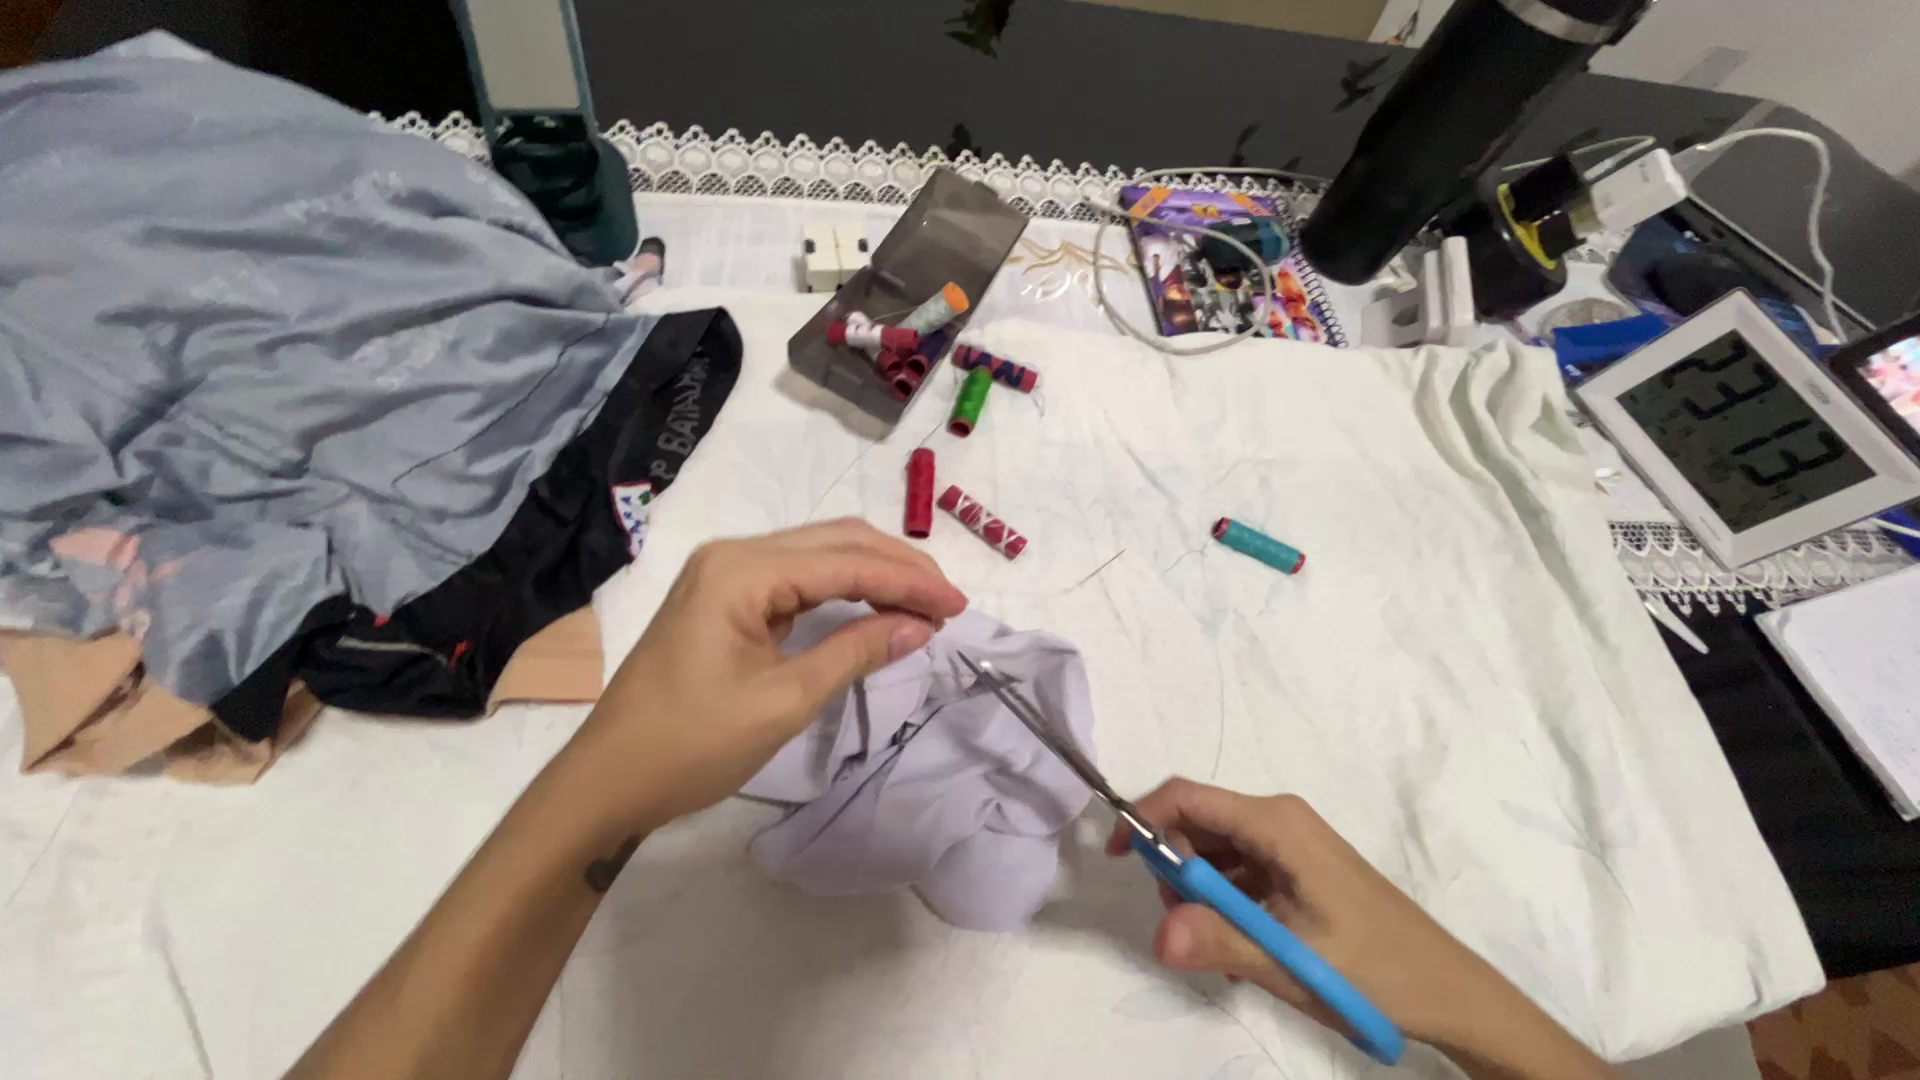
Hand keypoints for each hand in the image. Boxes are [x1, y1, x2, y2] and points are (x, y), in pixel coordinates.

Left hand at [575, 519, 967, 830]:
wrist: (609, 779)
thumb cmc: (692, 745)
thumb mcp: (784, 701)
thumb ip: (856, 652)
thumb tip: (920, 625)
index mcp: (741, 571)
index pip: (846, 562)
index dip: (908, 582)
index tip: (958, 606)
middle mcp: (734, 555)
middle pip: (836, 542)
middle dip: (898, 568)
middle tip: (948, 603)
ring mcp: (727, 573)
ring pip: (821, 555)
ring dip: (876, 575)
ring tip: (924, 605)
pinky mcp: (728, 597)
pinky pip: (800, 578)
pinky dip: (846, 591)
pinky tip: (876, 607)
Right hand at [1105, 779, 1575, 1063]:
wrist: (1452, 994)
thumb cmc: (1376, 969)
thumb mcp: (1292, 960)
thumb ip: (1220, 942)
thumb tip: (1155, 937)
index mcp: (1275, 822)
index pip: (1186, 796)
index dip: (1143, 819)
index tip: (1116, 859)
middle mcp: (1277, 818)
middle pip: (1196, 821)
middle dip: (1175, 867)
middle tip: (1184, 924)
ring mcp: (1287, 841)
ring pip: (1213, 847)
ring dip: (1199, 891)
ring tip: (1220, 945)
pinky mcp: (1294, 864)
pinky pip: (1237, 868)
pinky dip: (1224, 900)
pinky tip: (1241, 944)